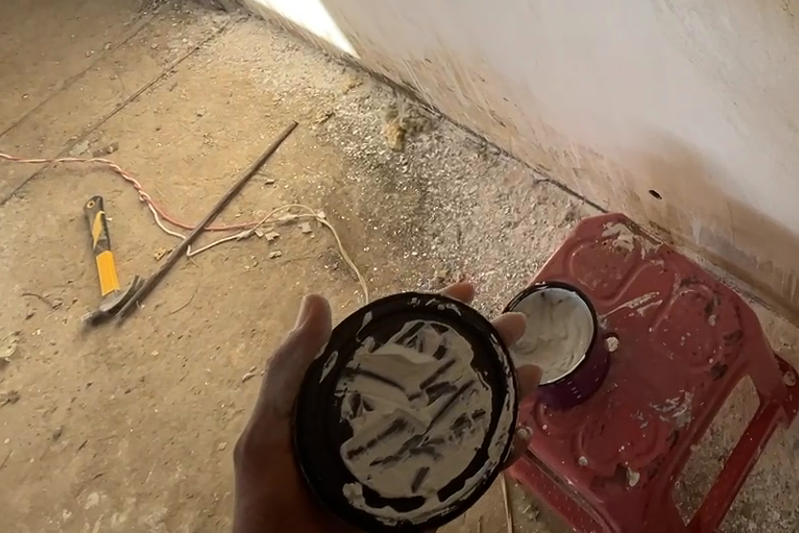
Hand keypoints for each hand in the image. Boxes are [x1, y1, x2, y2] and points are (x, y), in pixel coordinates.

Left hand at [231, 283, 541, 532]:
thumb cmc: (270, 515)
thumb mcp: (265, 442)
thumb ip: (287, 376)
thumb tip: (315, 301)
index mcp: (358, 400)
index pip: (403, 344)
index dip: (435, 312)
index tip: (467, 288)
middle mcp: (394, 421)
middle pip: (450, 370)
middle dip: (488, 341)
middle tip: (517, 323)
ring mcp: (416, 459)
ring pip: (473, 411)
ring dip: (508, 388)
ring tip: (533, 373)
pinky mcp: (433, 499)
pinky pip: (478, 469)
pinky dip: (505, 450)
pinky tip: (522, 434)